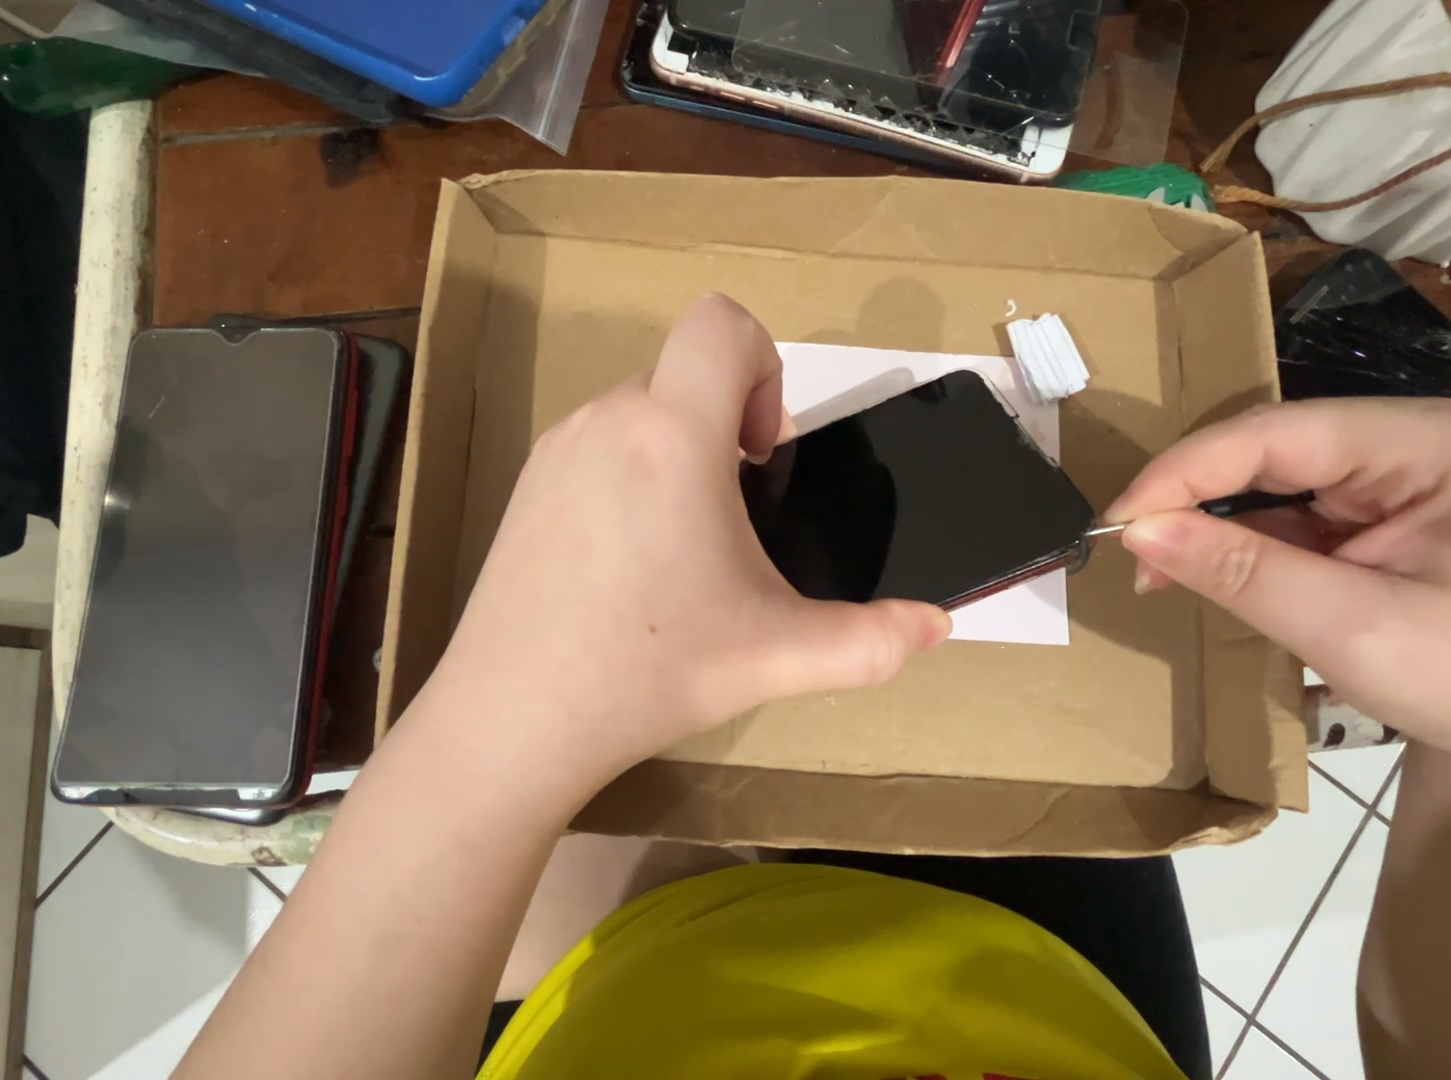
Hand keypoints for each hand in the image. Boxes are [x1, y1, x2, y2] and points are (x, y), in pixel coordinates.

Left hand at [417, 294, 949, 799]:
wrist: (515, 716)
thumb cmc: (650, 670)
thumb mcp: (777, 655)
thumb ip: (872, 640)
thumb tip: (935, 626)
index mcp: (671, 434)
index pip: (721, 322)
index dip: (764, 366)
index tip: (763, 453)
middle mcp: (607, 420)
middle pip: (686, 373)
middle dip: (728, 426)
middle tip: (734, 520)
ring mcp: (557, 450)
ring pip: (641, 411)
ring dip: (680, 453)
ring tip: (683, 549)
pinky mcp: (527, 485)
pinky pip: (598, 447)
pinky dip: (632, 476)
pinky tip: (629, 562)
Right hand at [1105, 398, 1450, 787]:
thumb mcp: (1358, 631)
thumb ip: (1241, 571)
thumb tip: (1136, 529)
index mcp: (1440, 445)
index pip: (1278, 433)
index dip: (1184, 470)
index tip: (1116, 521)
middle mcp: (1425, 445)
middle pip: (1274, 450)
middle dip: (1195, 498)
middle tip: (1134, 553)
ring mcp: (1412, 480)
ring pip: (1278, 484)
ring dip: (1215, 525)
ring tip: (1163, 573)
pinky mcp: (1395, 519)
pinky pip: (1298, 517)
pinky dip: (1248, 547)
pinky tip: (1217, 575)